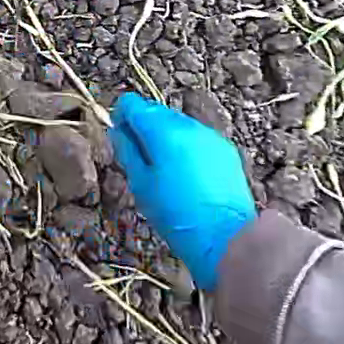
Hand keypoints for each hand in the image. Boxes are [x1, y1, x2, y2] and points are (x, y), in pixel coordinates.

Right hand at [111, 91, 255, 290]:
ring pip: (178, 125)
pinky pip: (197, 139)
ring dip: (166, 138)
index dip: (122, 116)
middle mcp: (188, 126)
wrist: (226, 237)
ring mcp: (209, 136)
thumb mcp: (142, 186)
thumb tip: (117, 131)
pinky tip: (185, 174)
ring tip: (162, 170)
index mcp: (164, 132)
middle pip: (157, 113)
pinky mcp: (225, 149)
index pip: (135, 105)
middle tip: (138, 158)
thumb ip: (127, 152)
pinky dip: (187, 148)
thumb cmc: (178, 216)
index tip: (119, 133)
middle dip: (144, 128)